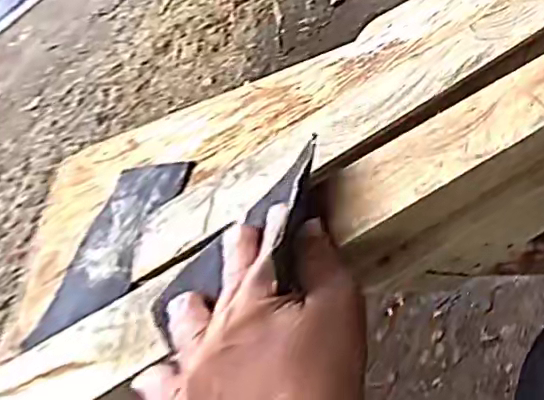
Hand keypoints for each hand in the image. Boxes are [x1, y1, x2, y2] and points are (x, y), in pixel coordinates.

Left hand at [133, 206, 365, 399]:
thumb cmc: (325, 361)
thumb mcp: (339, 301)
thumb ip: (322, 263)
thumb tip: (310, 230)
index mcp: (249, 310)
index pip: (261, 259)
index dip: (271, 232)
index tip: (274, 211)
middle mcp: (212, 341)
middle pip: (224, 292)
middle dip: (234, 260)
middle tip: (235, 235)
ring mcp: (194, 377)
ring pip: (185, 338)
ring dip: (189, 315)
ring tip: (185, 301)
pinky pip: (165, 389)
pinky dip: (160, 377)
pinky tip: (153, 375)